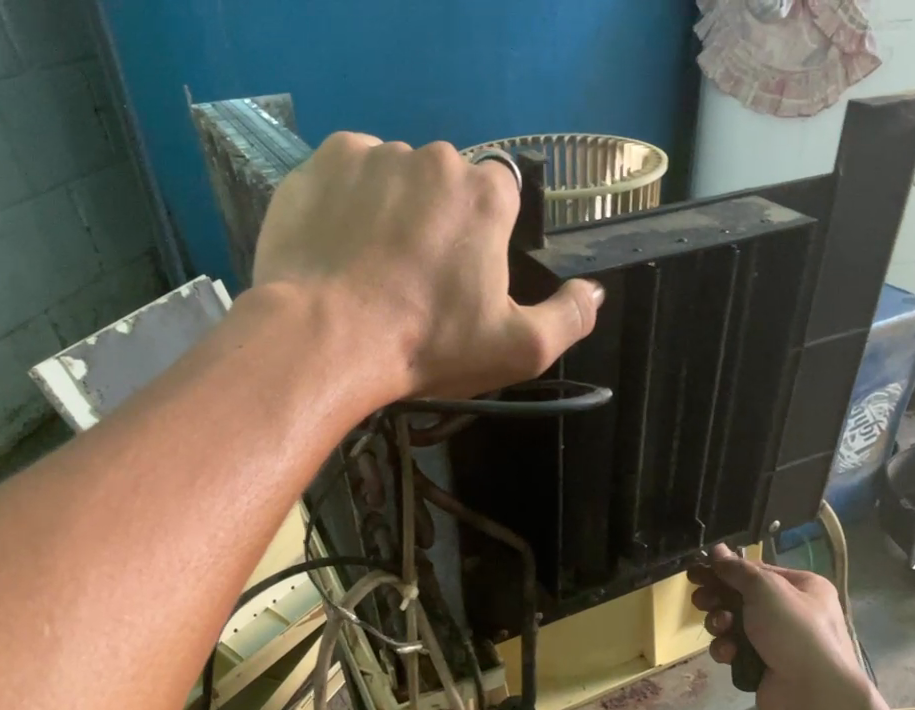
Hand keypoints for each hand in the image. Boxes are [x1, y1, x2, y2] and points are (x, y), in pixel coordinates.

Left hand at [253, 132, 603, 401]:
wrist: (325, 339)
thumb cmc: (428, 344)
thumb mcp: (518, 350)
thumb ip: (570, 318)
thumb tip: (594, 291)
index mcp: (486, 195)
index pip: (500, 197)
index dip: (485, 236)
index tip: (464, 275)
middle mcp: (433, 158)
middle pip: (445, 184)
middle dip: (437, 220)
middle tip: (414, 278)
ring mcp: (372, 154)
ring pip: (394, 177)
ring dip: (391, 209)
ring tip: (370, 266)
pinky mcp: (320, 163)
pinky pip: (346, 175)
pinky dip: (346, 202)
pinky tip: (338, 246)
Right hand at [687, 544, 866, 709]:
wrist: (814, 693)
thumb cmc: (794, 631)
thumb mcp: (766, 590)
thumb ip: (738, 570)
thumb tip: (717, 550)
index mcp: (802, 586)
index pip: (757, 571)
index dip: (726, 570)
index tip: (697, 572)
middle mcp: (792, 611)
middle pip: (743, 598)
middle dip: (719, 599)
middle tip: (700, 601)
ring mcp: (778, 641)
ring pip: (736, 625)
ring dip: (722, 625)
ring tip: (720, 628)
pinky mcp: (764, 665)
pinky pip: (737, 650)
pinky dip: (728, 650)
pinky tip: (728, 654)